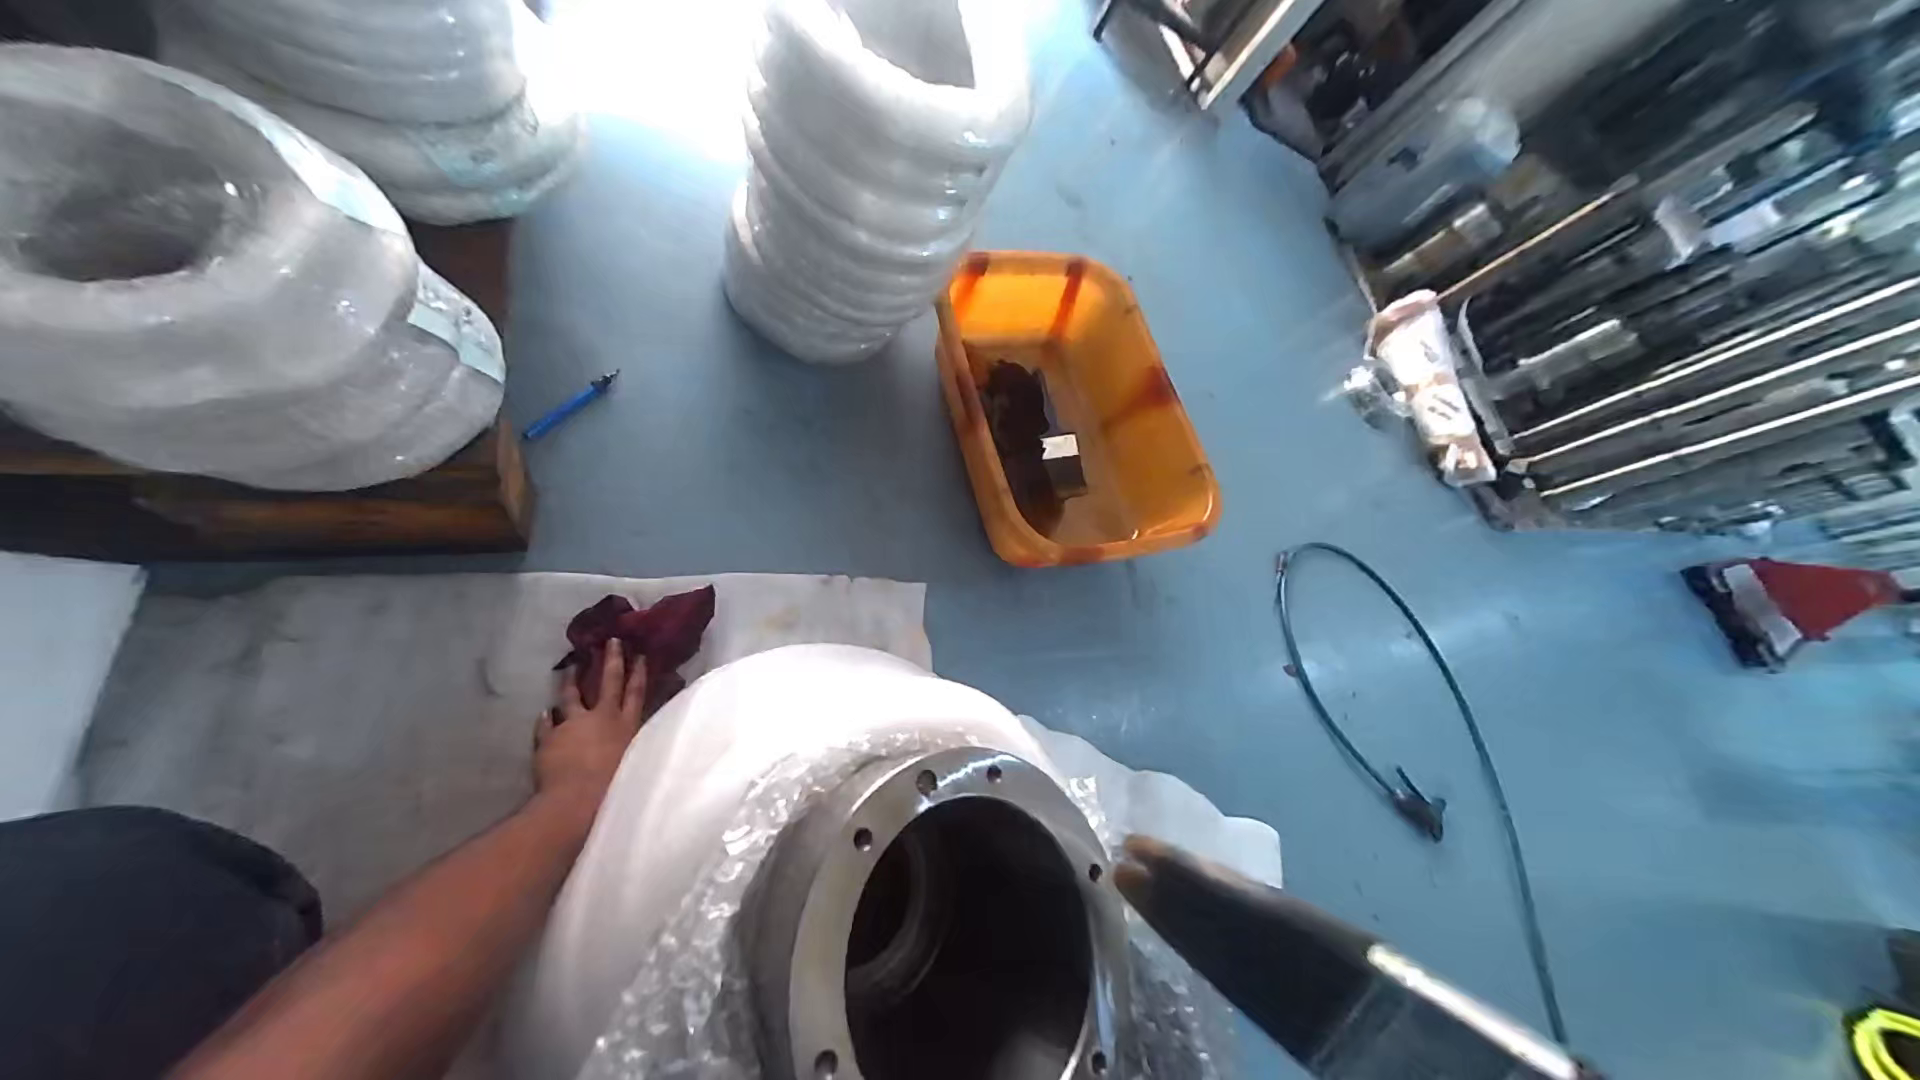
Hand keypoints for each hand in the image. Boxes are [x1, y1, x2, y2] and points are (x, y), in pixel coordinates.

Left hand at [534, 639, 644, 825]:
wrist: (576, 799)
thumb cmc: (613, 785)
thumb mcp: (632, 760)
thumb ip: (630, 745)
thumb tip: (631, 738)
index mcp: (625, 724)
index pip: (635, 693)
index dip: (638, 673)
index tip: (640, 655)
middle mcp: (601, 717)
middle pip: (608, 683)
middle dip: (611, 661)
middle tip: (611, 641)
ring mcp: (573, 725)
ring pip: (572, 697)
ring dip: (571, 681)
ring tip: (569, 668)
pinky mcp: (550, 737)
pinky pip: (546, 724)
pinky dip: (546, 719)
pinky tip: (544, 713)